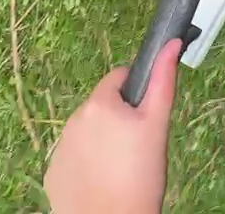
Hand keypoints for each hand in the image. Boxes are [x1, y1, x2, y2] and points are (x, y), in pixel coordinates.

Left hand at [44, 40, 181, 212]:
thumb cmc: (140, 175)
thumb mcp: (157, 124)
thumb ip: (163, 80)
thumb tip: (171, 42)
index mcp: (99, 103)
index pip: (119, 78)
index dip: (136, 95)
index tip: (145, 119)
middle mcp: (73, 120)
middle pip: (103, 106)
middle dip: (119, 118)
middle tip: (137, 145)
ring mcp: (60, 149)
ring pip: (88, 132)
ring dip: (102, 139)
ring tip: (121, 167)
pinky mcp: (53, 176)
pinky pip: (74, 158)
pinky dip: (87, 163)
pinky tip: (102, 181)